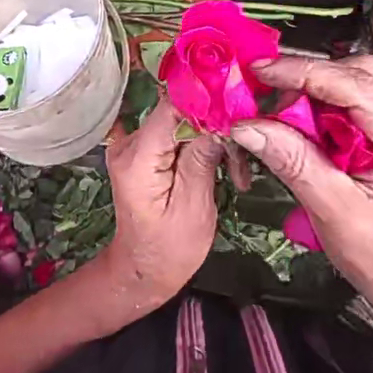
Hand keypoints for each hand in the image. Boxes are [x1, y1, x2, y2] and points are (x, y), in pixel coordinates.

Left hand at [96, 99, 221, 313]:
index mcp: (137, 158)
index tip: (239, 109)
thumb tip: (220, 118)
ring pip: (183, 120)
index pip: (172, 106)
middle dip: (215, 126)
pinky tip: (219, 164)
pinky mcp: (145, 148)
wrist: (143, 271)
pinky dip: (201, 144)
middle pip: (179, 111)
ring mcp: (134, 144)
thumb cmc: (169, 250)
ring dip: (212, 138)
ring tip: (235, 171)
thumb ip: (202, 159)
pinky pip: (177, 132)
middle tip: (243, 155)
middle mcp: (129, 143)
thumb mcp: (194, 208)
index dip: (207, 100)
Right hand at [231, 55, 372, 332]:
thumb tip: (250, 126)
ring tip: (289, 113)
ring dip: (323, 91)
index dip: (308, 74)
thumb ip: (297, 164)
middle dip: (313, 80)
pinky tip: (317, 125)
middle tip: (269, 95)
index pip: (363, 90)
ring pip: (370, 82)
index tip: (263, 71)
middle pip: (368, 76)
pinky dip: (338, 104)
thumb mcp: (338, 218)